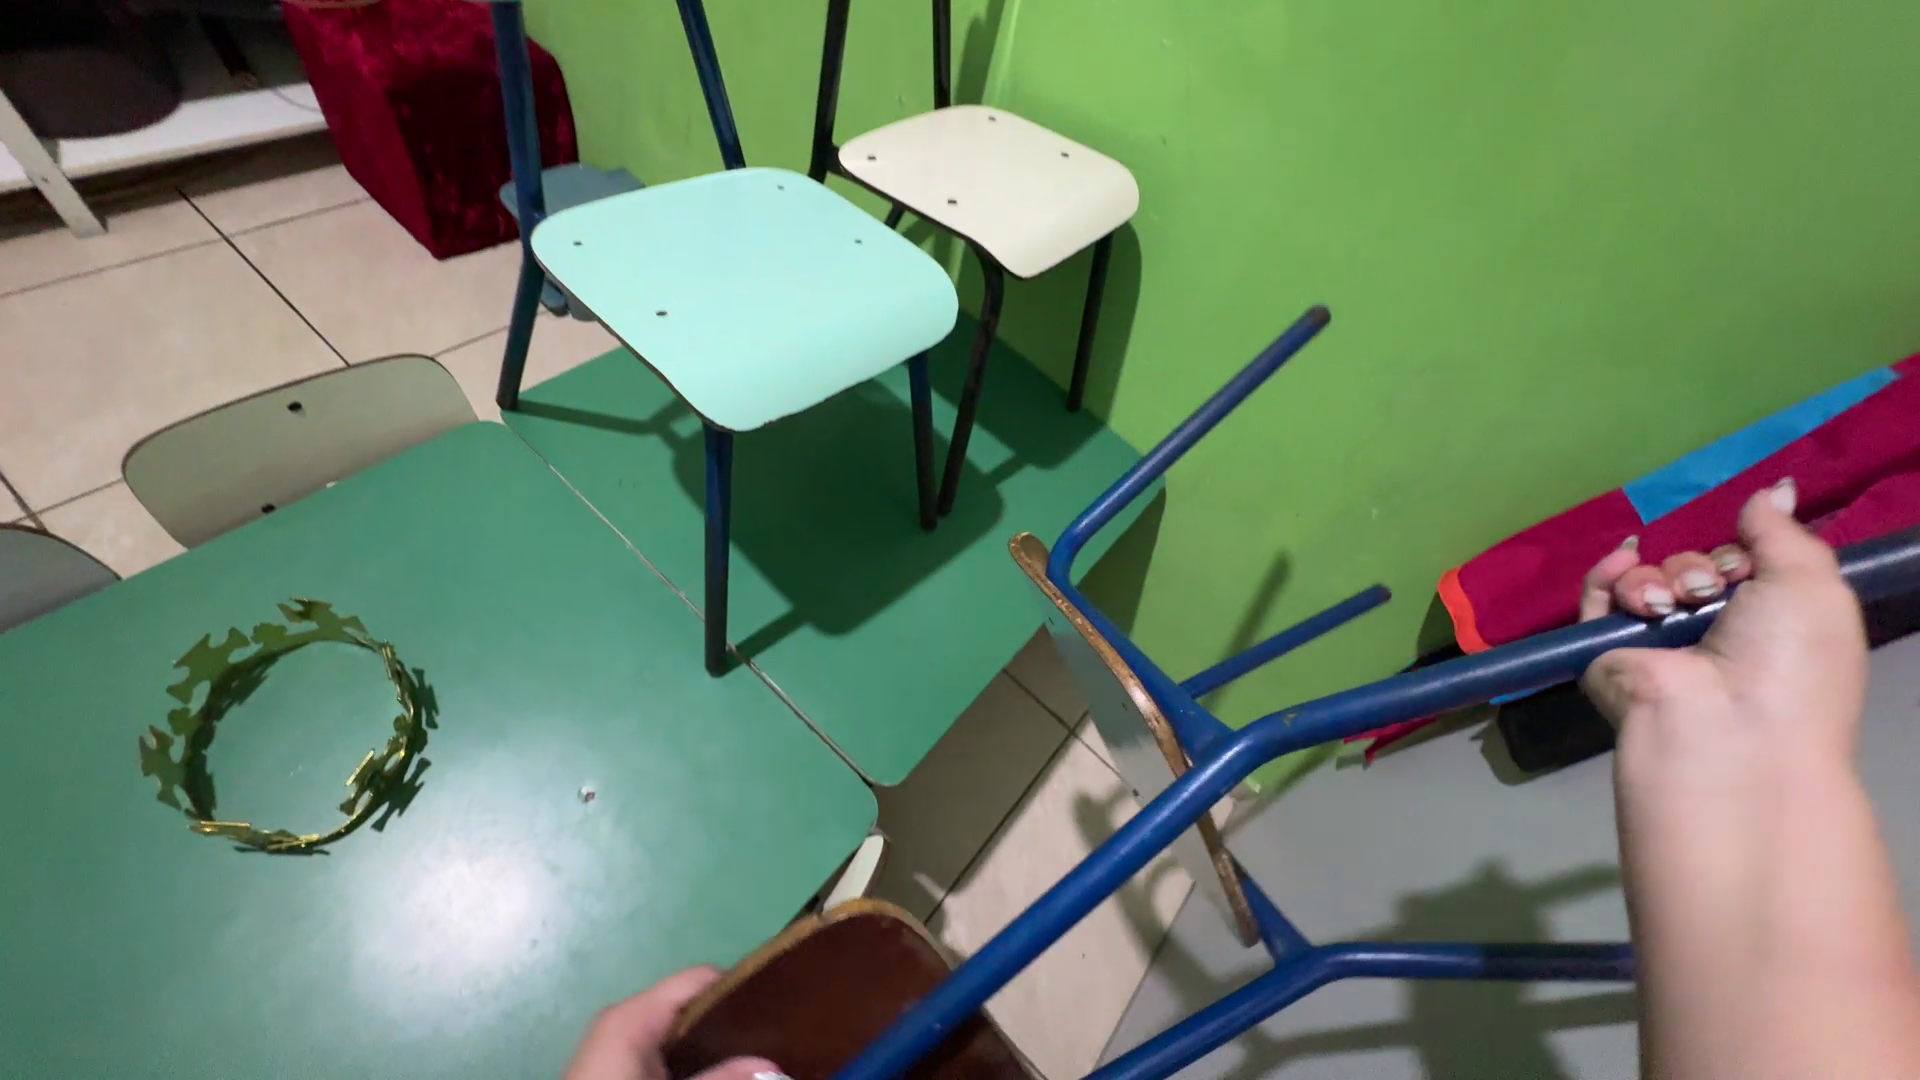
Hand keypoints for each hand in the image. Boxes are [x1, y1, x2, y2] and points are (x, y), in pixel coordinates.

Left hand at [565, 967, 787, 1079]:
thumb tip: (778, 1068)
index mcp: (633, 1017)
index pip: (703, 979)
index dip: (744, 994)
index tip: (779, 1020)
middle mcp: (626, 1023)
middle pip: (696, 1009)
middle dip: (735, 1032)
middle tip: (774, 1051)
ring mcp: (619, 1052)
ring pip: (685, 1038)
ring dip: (717, 1056)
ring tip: (756, 1070)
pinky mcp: (617, 1077)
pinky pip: (668, 1062)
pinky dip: (695, 1071)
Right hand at [1578, 478, 1869, 783]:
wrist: (1720, 720)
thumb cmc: (1788, 660)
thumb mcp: (1812, 586)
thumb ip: (1783, 533)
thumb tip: (1771, 488)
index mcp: (1764, 620)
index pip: (1737, 562)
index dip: (1741, 554)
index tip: (1749, 568)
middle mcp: (1706, 627)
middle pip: (1688, 565)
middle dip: (1697, 569)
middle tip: (1710, 594)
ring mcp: (1651, 635)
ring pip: (1645, 575)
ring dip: (1656, 578)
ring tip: (1667, 605)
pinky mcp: (1602, 641)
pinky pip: (1597, 592)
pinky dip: (1607, 573)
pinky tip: (1622, 561)